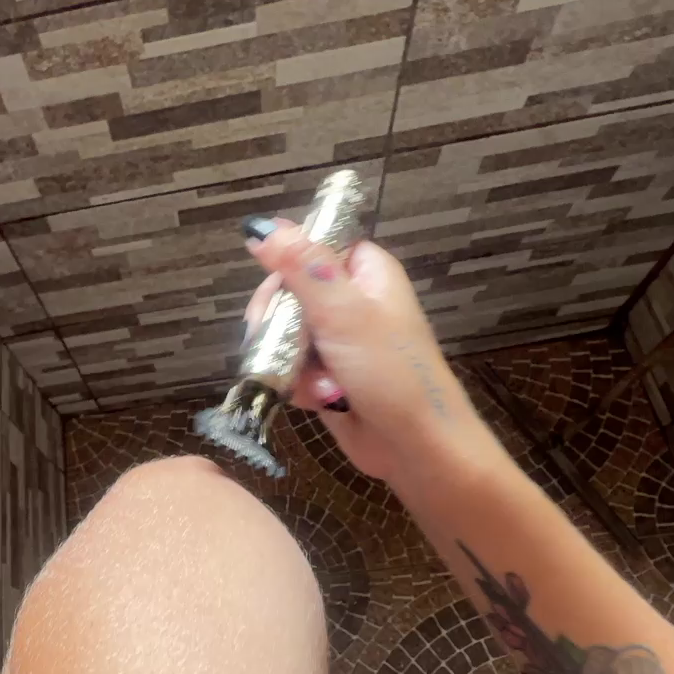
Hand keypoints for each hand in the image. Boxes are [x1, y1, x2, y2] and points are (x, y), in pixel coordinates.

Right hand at [241, 218, 497, 485]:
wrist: (413, 447)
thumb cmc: (390, 373)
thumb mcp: (343, 312)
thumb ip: (301, 266)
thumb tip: (260, 227)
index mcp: (365, 272)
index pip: (310, 246)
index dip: (285, 267)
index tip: (276, 294)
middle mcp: (350, 300)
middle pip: (288, 292)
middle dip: (278, 323)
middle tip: (277, 342)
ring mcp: (337, 339)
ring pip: (283, 333)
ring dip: (287, 360)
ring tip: (312, 382)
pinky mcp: (326, 373)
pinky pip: (291, 367)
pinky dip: (298, 384)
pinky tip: (316, 400)